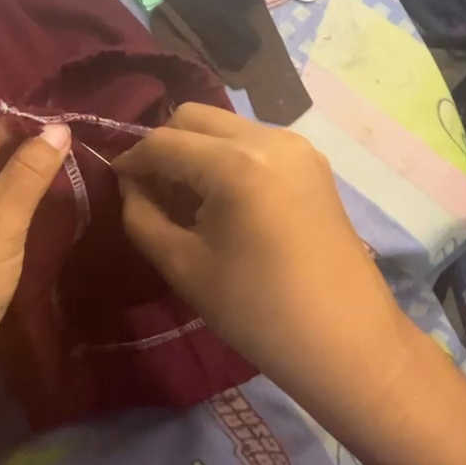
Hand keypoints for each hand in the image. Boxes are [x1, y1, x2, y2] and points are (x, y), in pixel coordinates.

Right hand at [114, 103, 410, 413]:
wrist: (352, 346)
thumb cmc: (260, 313)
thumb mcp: (183, 266)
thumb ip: (141, 216)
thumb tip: (130, 185)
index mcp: (236, 163)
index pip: (163, 142)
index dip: (131, 160)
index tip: (114, 185)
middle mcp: (268, 138)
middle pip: (192, 118)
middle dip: (162, 148)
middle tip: (150, 192)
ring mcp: (296, 146)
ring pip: (222, 126)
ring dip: (193, 151)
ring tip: (185, 200)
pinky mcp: (311, 162)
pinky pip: (250, 141)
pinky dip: (224, 157)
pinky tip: (221, 201)